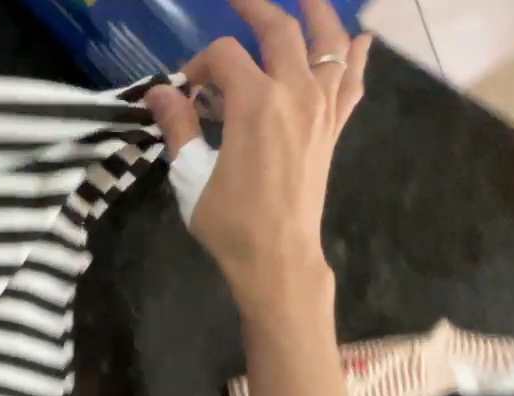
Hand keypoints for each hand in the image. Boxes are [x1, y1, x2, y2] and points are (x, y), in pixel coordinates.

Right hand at [142, 0, 370, 316]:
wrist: (275, 253)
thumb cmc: (227, 220)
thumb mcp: (191, 176)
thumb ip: (178, 128)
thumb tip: (158, 93)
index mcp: (254, 104)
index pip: (225, 57)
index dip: (198, 65)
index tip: (182, 89)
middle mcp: (295, 92)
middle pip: (280, 32)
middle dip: (256, 10)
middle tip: (239, 1)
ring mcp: (323, 105)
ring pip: (327, 40)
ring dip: (315, 13)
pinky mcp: (335, 124)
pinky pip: (353, 76)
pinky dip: (355, 53)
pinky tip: (354, 40)